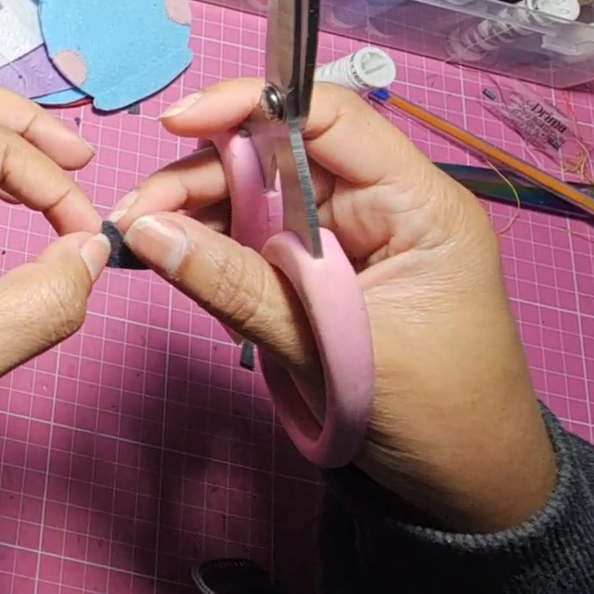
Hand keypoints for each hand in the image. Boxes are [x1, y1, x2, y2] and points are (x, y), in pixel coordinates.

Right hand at [110, 80, 556, 533]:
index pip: (327, 119)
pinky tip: (161, 251)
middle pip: (265, 152)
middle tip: (134, 215)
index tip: (178, 123)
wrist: (460, 488)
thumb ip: (235, 286)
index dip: (250, 104)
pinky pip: (235, 228)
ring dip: (182, 207)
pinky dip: (192, 236)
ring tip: (134, 237)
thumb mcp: (331, 349)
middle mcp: (366, 201)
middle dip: (194, 174)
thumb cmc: (435, 416)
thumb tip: (145, 231)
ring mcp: (328, 229)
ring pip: (240, 189)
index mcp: (412, 203)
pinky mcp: (297, 258)